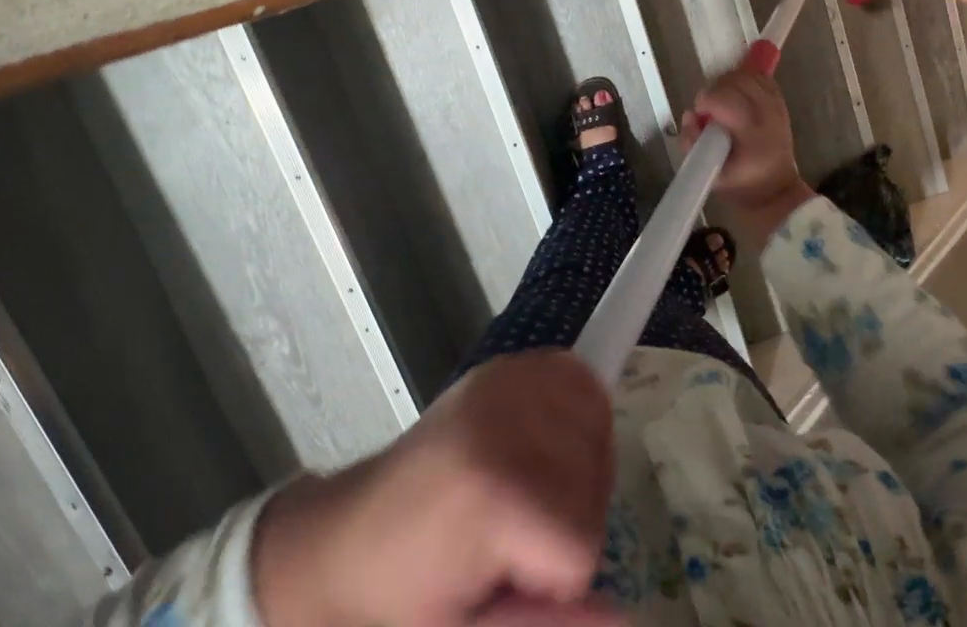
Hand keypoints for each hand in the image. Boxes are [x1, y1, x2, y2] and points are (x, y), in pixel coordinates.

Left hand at [252, 351, 620, 626]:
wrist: (343, 541)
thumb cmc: (402, 599)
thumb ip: (549, 624)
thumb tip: (623, 618)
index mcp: (491, 496)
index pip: (583, 543)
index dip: (557, 577)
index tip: (507, 578)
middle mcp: (502, 425)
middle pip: (594, 482)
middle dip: (571, 520)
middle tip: (511, 539)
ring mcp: (504, 384)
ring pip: (597, 432)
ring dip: (578, 469)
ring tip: (523, 492)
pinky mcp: (505, 366)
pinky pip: (580, 382)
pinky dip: (577, 414)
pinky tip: (539, 446)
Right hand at [681, 70, 815, 237]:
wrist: (774, 188)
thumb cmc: (741, 184)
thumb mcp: (710, 173)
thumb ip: (693, 143)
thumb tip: (689, 116)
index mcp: (750, 133)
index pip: (725, 99)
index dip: (706, 99)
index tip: (700, 111)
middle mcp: (766, 114)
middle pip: (736, 81)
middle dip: (715, 89)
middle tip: (709, 107)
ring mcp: (776, 106)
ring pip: (748, 75)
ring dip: (729, 82)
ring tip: (721, 100)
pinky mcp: (780, 103)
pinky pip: (760, 78)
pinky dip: (744, 80)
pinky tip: (736, 95)